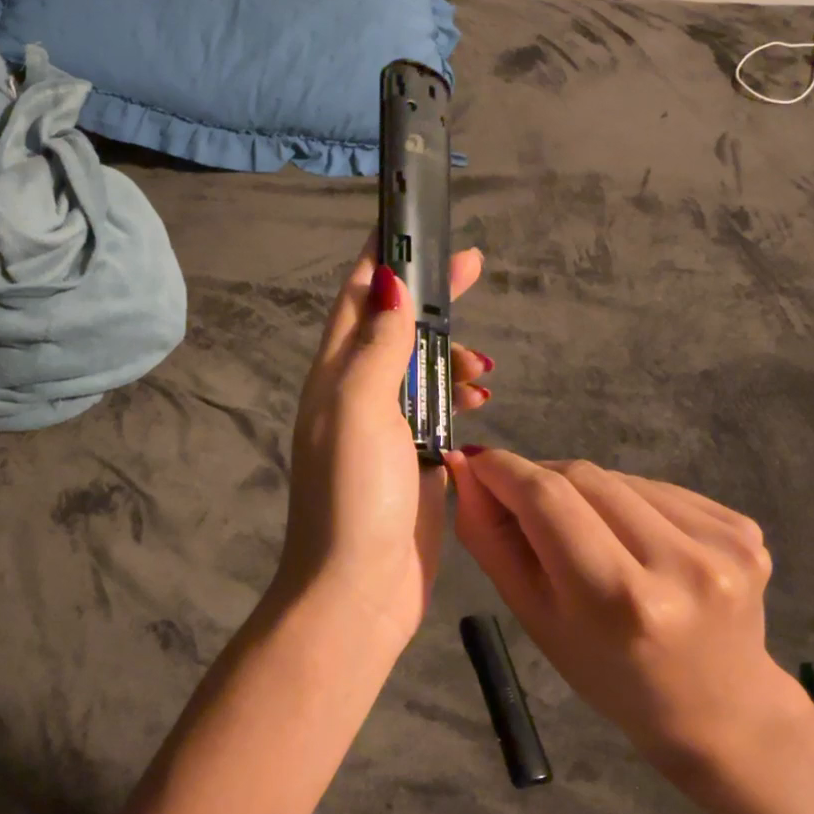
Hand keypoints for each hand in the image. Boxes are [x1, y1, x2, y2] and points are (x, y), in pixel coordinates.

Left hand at [274, 234, 486, 635]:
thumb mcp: (359, 408)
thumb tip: (387, 283)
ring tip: (480, 371)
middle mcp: (354, 396)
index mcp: (333, 377)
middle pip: (393, 327)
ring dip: (450, 355)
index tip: (415, 224)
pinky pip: (438, 411)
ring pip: (421, 369)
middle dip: (429, 299)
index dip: (383, 258)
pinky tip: (480, 401)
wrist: (359, 590)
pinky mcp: (413, 462)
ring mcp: (385, 431)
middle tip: (474, 267)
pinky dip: (458, 396)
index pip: (356, 299)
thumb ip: (376, 346)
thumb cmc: (355, 494)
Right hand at [448, 449, 791, 770]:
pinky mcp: (744, 529)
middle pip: (583, 477)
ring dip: (586, 492)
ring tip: (587, 536)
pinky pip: (659, 490)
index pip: (547, 499)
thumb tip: (466, 467)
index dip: (503, 470)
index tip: (476, 462)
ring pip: (620, 478)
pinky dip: (629, 502)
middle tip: (521, 503)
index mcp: (617, 599)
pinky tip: (632, 541)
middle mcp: (678, 564)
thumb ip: (490, 540)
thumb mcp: (533, 618)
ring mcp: (721, 544)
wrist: (716, 709)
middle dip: (539, 479)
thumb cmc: (606, 673)